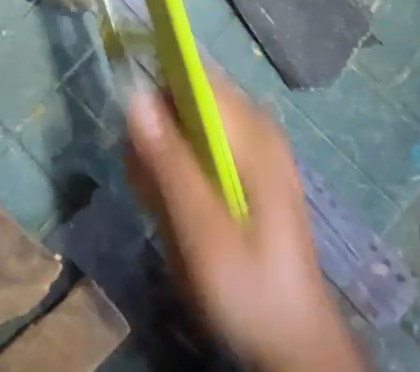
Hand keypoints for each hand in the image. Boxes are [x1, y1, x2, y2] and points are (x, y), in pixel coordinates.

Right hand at [125, 74, 365, 370]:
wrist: (291, 346)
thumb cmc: (250, 290)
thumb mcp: (203, 233)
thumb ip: (169, 164)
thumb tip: (134, 97)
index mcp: (253, 136)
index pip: (197, 75)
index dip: (156, 79)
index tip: (128, 117)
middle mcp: (253, 131)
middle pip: (184, 98)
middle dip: (153, 132)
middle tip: (145, 180)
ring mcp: (248, 152)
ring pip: (182, 125)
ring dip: (157, 158)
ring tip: (158, 205)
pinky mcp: (239, 172)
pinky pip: (190, 150)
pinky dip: (170, 172)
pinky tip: (169, 210)